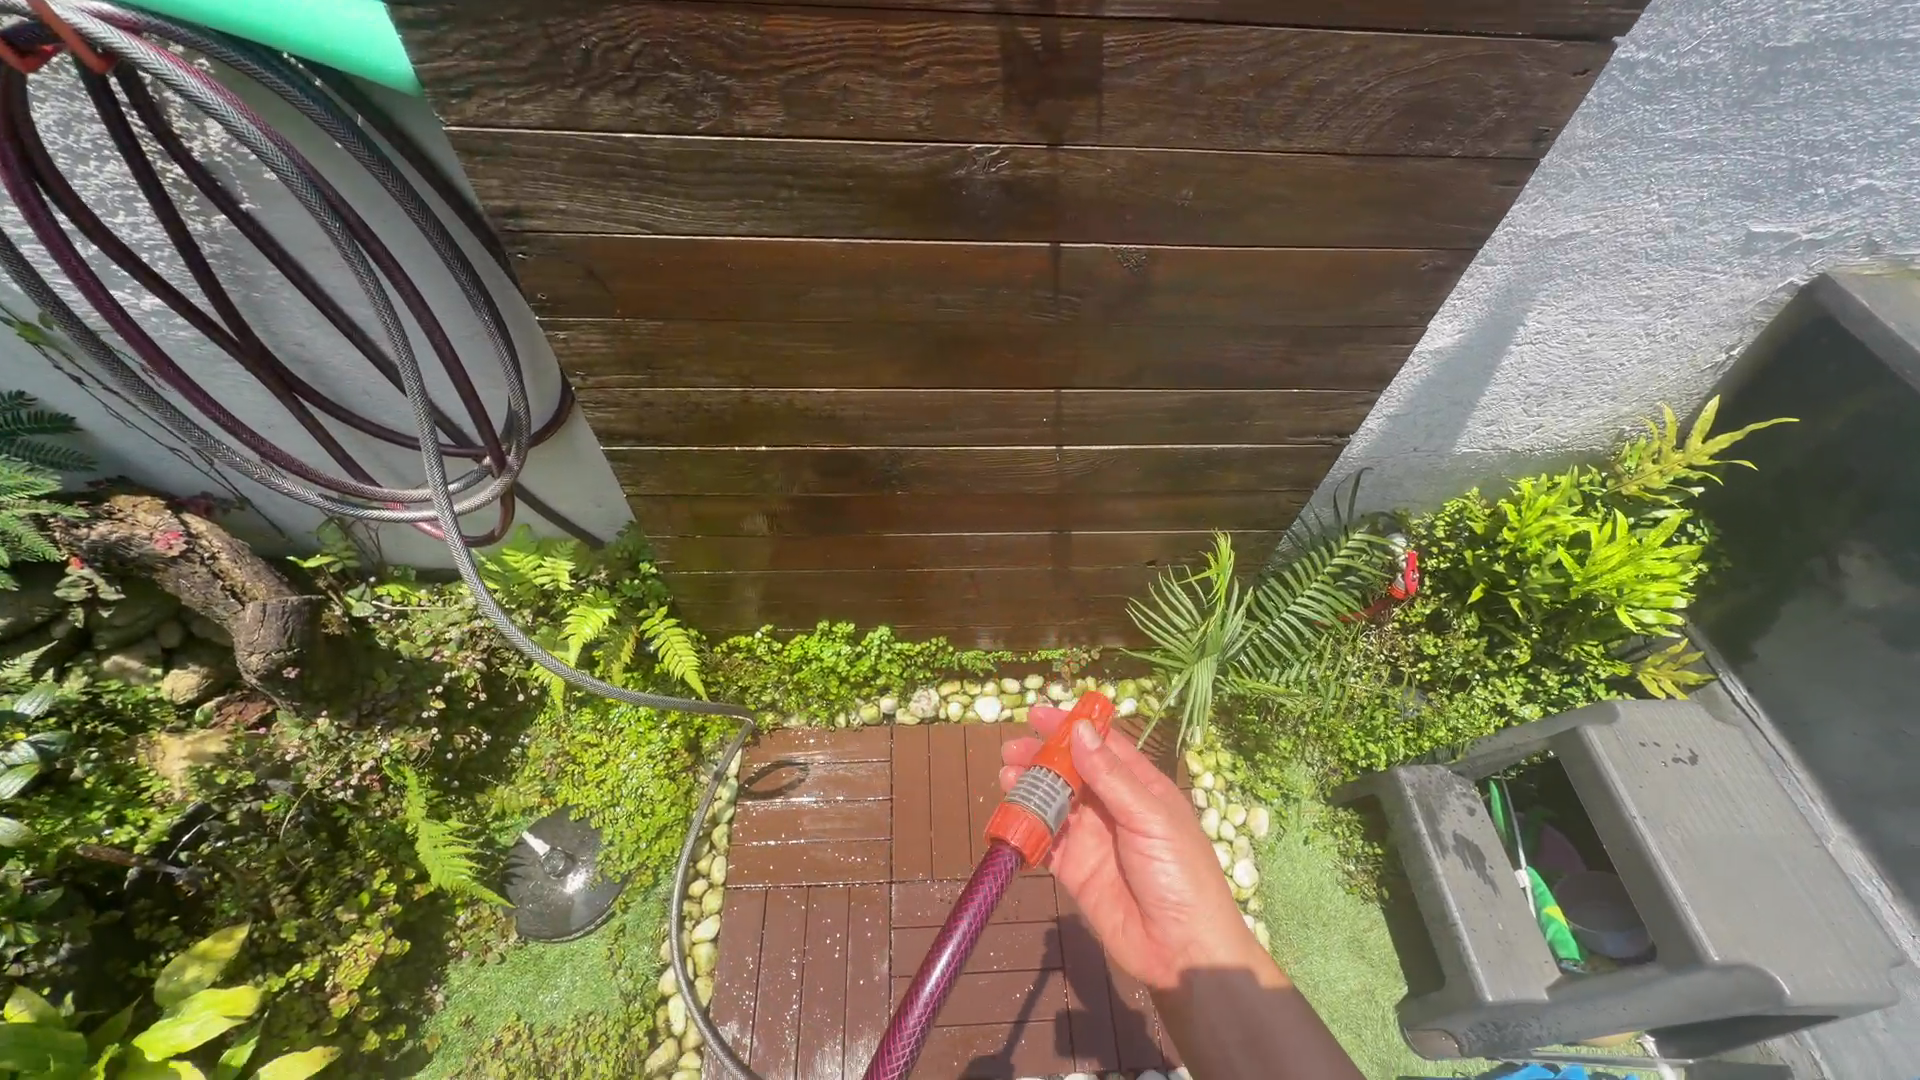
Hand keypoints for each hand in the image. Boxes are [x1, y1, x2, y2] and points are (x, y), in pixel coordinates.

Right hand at [999, 705, 1263, 990]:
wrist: (1181, 950)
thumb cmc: (1179, 873)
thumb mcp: (1150, 817)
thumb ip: (1110, 776)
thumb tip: (1079, 729)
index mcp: (1139, 787)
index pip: (1101, 746)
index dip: (1070, 728)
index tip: (1038, 715)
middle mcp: (1113, 807)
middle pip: (1070, 772)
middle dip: (1041, 758)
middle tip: (1012, 750)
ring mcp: (1091, 838)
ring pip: (1053, 803)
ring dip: (1030, 789)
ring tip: (1007, 778)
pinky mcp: (1073, 869)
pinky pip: (1044, 841)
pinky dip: (1026, 828)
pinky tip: (1010, 816)